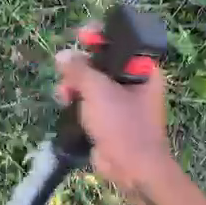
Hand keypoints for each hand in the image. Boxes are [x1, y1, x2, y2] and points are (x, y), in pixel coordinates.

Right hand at [54, 44, 174, 204]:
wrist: (132, 168)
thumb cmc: (123, 123)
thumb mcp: (98, 90)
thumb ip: (79, 69)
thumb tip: (63, 56)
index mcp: (142, 70)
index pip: (120, 42)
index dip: (100, 36)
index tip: (82, 37)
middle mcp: (133, 82)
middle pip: (100, 62)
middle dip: (79, 66)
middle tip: (67, 72)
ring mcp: (120, 101)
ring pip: (90, 82)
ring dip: (73, 85)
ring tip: (64, 94)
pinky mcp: (107, 118)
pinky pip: (87, 101)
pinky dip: (76, 100)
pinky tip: (65, 103)